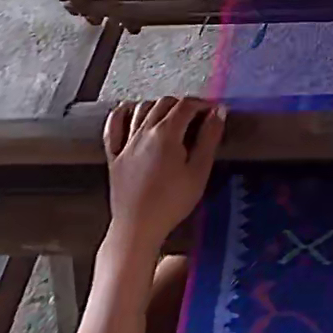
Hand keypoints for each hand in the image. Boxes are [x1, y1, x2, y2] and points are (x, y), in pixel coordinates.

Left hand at [103, 97, 224, 257]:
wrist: (138, 228)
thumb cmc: (172, 202)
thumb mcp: (199, 171)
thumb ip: (210, 137)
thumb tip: (218, 112)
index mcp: (166, 134)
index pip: (186, 105)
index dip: (202, 104)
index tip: (213, 111)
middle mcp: (144, 132)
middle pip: (164, 103)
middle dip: (183, 104)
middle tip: (197, 115)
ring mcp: (126, 143)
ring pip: (141, 108)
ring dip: (158, 105)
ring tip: (171, 114)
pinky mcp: (114, 156)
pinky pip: (113, 125)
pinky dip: (122, 113)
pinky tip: (131, 110)